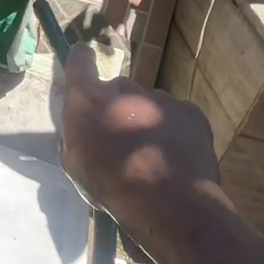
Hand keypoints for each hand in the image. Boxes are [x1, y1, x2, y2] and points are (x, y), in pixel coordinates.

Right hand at [60, 42, 225, 251]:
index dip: (81, 59)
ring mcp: (159, 96)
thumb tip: (83, 129)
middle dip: (118, 106)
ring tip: (153, 152)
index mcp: (87, 98)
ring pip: (148, 103)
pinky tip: (176, 156)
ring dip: (146, 119)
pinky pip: (176, 115)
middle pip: (118, 88)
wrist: (169, 204)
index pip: (79, 60)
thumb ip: (76, 133)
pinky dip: (174, 130)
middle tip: (123, 137)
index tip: (85, 60)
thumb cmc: (110, 185)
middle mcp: (122, 88)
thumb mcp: (73, 161)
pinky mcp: (190, 111)